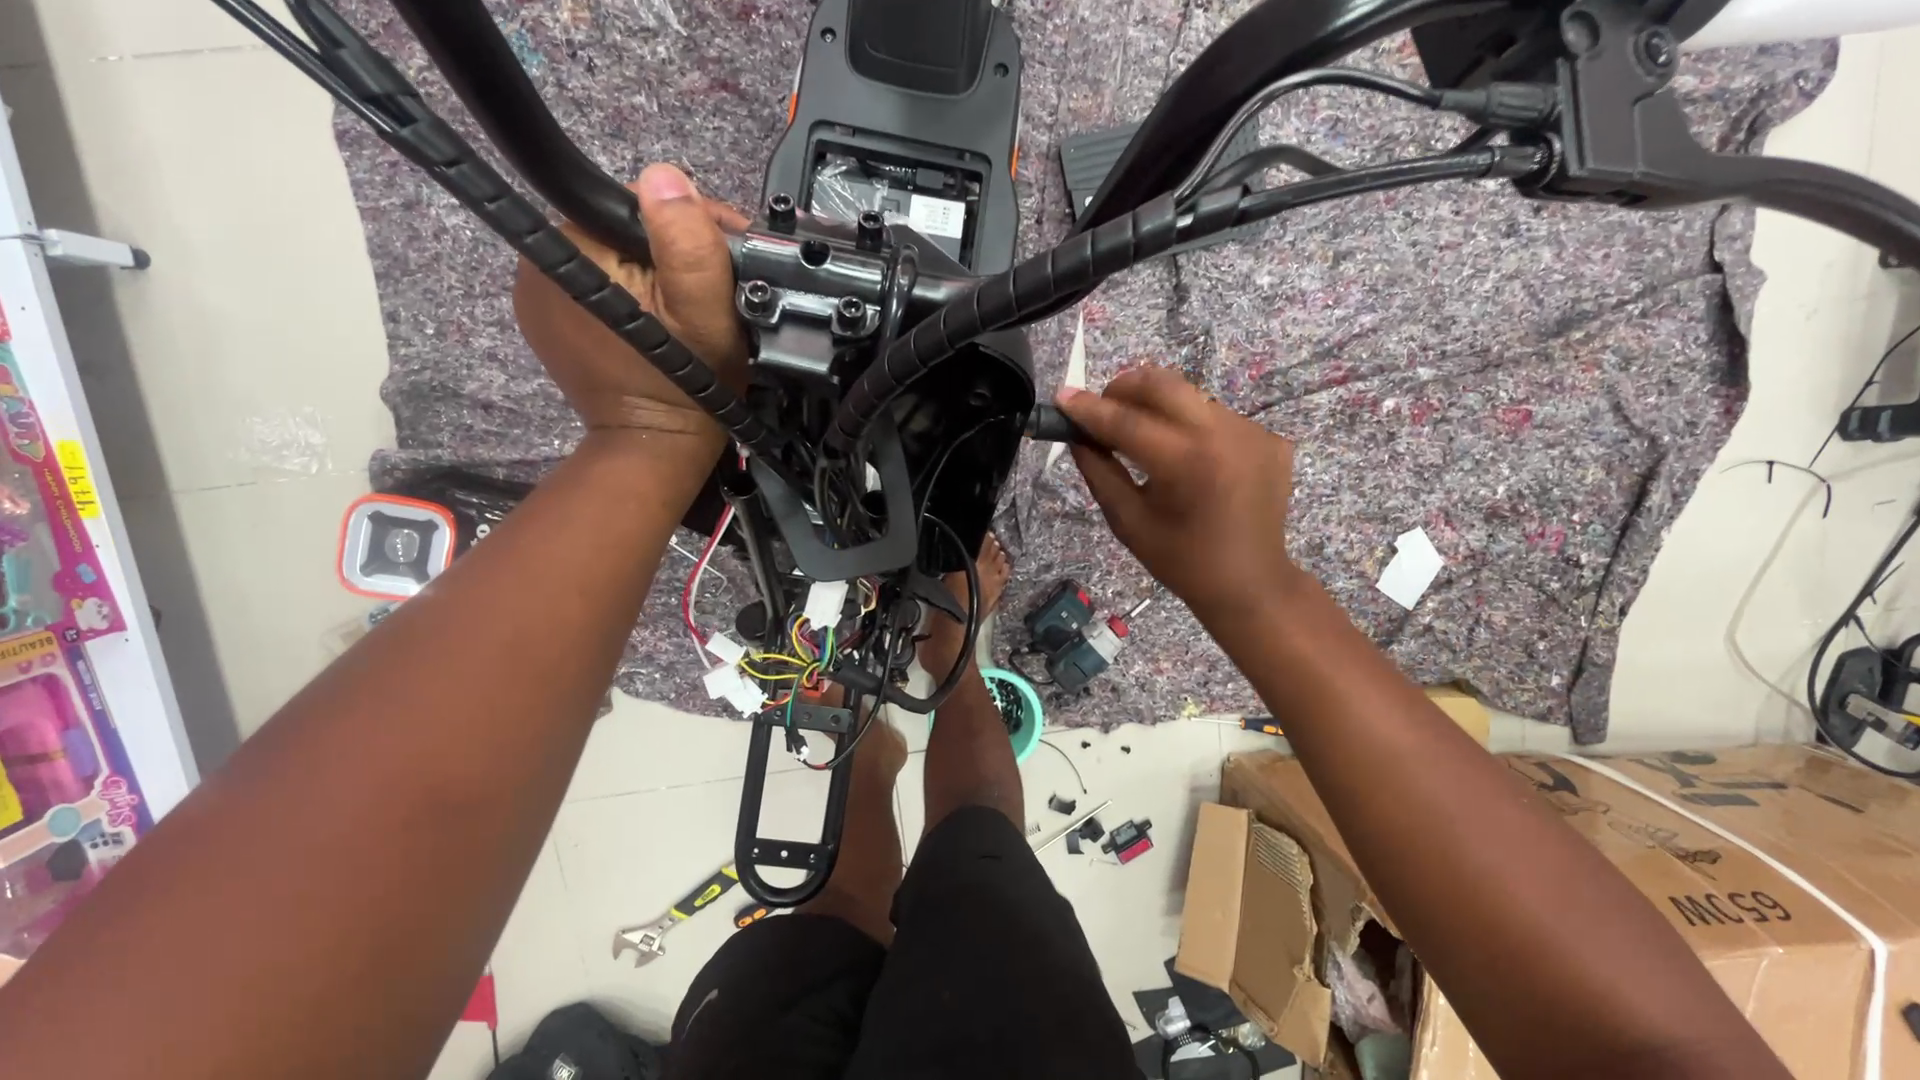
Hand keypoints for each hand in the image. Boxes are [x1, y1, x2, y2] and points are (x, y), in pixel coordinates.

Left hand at [513, 164, 748, 442]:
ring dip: (654, 268)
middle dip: (671, 246)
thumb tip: (665, 177)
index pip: (636, 202)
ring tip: (687, 303)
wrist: (656, 446)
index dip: (689, 222)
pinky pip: (599, 281)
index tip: (724, 254)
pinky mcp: (552, 319)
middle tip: (712, 284)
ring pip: (613, 253)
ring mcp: (539, 294)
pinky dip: (632, 291)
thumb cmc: (685, 384)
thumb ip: (688, 242)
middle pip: (623, 226)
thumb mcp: (704, 311)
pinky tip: (657, 316)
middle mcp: (539, 264)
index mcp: (570, 251)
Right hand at [1054, 367, 1304, 622]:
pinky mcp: (1268, 438)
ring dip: (1159, 408)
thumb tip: (1077, 435)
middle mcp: (1222, 435)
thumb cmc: (1182, 560)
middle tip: (1104, 409)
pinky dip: (1193, 428)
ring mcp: (1251, 432)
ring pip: (1191, 397)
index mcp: (1185, 462)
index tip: (1063, 397)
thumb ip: (1099, 471)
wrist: (1251, 584)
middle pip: (1163, 384)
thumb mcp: (1128, 521)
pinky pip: (1218, 417)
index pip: (1126, 420)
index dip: (1089, 409)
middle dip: (1124, 388)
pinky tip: (1190, 460)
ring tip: (1146, 439)